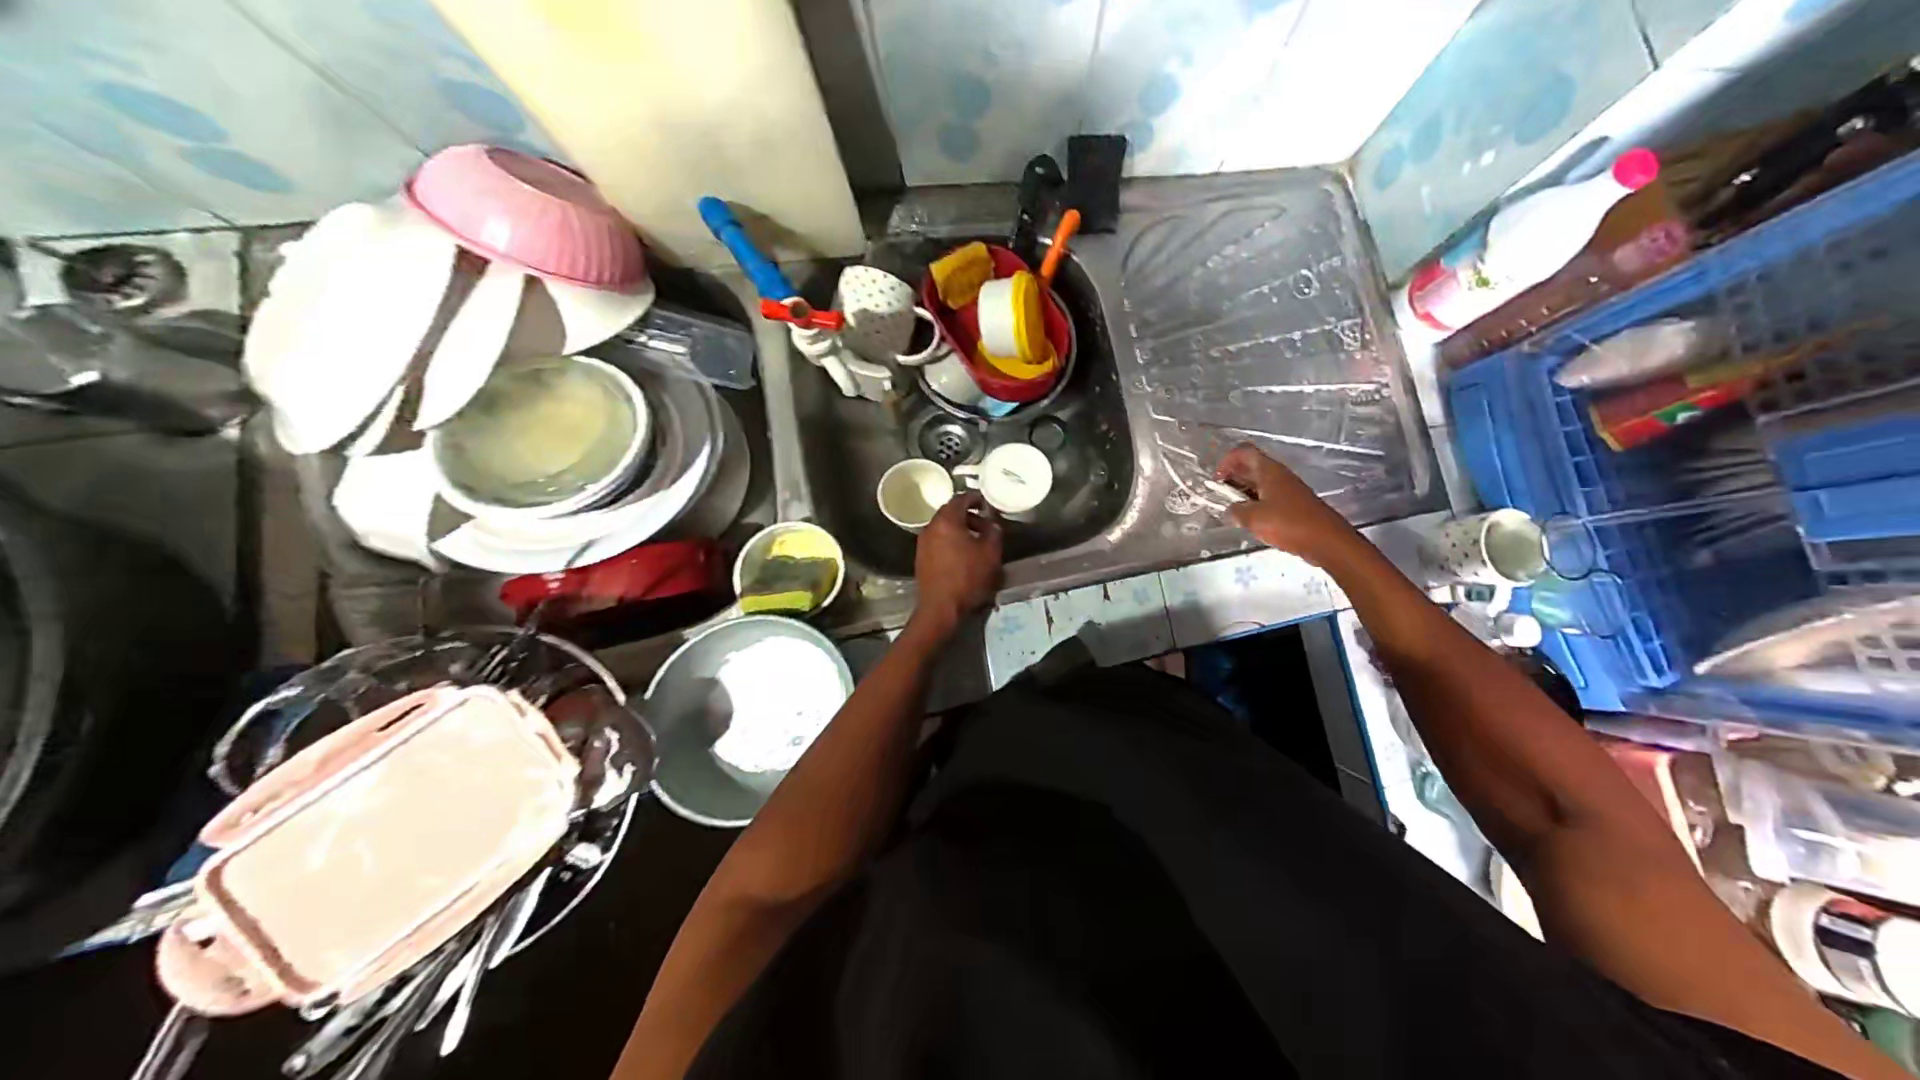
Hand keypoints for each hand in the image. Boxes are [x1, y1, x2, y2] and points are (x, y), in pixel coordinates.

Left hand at [912, 492, 1002, 634]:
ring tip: (977, 541)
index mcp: (946, 520)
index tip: (986, 502)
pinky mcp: (921, 557)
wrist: (940, 608)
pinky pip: (938, 540)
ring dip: (960, 529)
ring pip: (944, 527)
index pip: (961, 498)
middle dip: (969, 515)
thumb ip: (993, 532)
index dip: (976, 498)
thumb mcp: (990, 553)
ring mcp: (923, 543)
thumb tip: (992, 523)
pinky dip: (951, 540)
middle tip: (985, 523)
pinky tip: (963, 554)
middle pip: (950, 512)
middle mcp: (931, 527)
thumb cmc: (967, 577)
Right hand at [1214, 443, 1358, 562]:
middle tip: (1219, 493)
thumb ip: (1236, 512)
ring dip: (1243, 492)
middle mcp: (1279, 476)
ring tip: (1231, 509)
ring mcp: (1288, 490)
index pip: (1244, 452)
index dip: (1226, 461)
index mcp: (1269, 471)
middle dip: (1232, 476)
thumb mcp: (1254, 518)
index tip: (1216, 480)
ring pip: (1260, 483)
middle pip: (1251, 466)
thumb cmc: (1289, 523)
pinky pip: (1269, 497)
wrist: (1327, 541)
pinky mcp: (1293, 505)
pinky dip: (1255, 504)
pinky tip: (1250, 519)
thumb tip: (1230, 511)